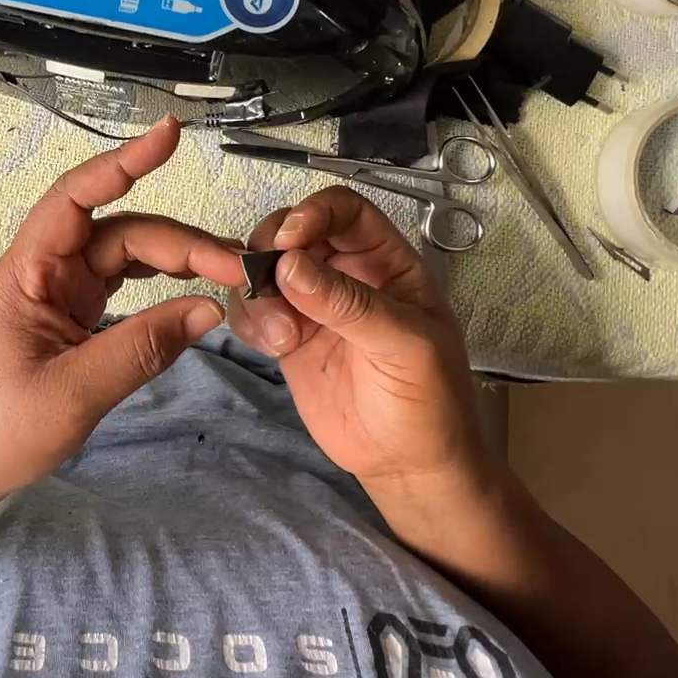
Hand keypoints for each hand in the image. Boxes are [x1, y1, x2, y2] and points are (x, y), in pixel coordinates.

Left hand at [0, 117, 245, 494]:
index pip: (75, 198)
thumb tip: (211, 309)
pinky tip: (196, 287)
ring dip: (178, 256)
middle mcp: (48, 267)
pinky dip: (164, 281)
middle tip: (238, 267)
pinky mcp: (78, 309)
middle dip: (180, 240)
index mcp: (29, 271)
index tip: (169, 135)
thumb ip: (141, 349)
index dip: (122, 161)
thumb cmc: (0, 430)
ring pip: (130, 252)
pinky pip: (128, 281)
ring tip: (230, 271)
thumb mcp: (73, 393)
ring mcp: (64, 287)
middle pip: (121, 230)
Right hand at [226, 186, 495, 493]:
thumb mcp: (404, 346)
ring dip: (257, 293)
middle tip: (265, 284)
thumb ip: (349, 303)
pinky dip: (249, 320)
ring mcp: (311, 304)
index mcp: (385, 261)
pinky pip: (252, 309)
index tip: (287, 241)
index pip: (345, 211)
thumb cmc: (429, 401)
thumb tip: (289, 265)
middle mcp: (344, 273)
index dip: (313, 213)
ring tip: (280, 338)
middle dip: (271, 252)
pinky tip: (272, 349)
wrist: (407, 466)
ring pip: (263, 269)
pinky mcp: (287, 335)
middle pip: (292, 231)